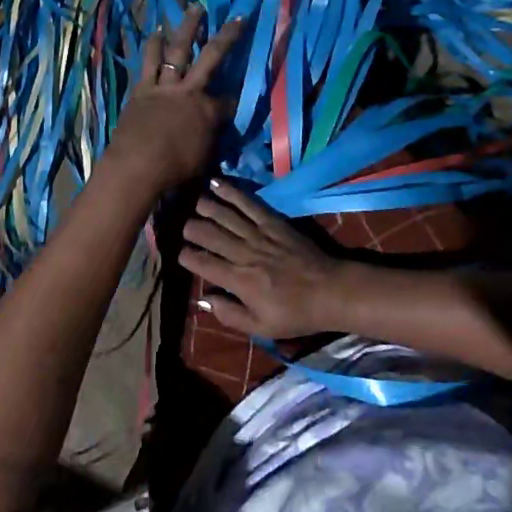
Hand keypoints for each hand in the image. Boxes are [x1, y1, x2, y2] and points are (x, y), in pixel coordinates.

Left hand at [101, 7, 244, 194]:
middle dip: (228, 37)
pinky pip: (148, 62)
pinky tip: (157, 32)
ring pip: (178, 50)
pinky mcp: (142, 89)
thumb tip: (215, 134)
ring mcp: (165, 87)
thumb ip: (211, 140)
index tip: (245, 84)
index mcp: (209, 112)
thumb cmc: (173, 170)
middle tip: (238, 17)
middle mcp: (190, 92)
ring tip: (193, 8)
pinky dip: (153, 45)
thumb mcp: (203, 160)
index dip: (238, 92)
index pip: (230, 99)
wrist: (136, 166)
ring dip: (187, 28)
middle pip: (212, 58)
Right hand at [181, 179, 353, 337]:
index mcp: (240, 281)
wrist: (331, 291)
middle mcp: (245, 254)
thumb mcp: (262, 328)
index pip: (203, 264)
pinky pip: (248, 204)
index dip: (186, 256)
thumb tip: (203, 300)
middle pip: (209, 235)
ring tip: (193, 202)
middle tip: (182, 226)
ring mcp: (260, 235)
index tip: (179, 253)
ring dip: (206, 207)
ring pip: (225, 216)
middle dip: (191, 229)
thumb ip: (230, 315)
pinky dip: (231, 192)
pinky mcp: (273, 222)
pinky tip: (216, 184)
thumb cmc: (296, 314)